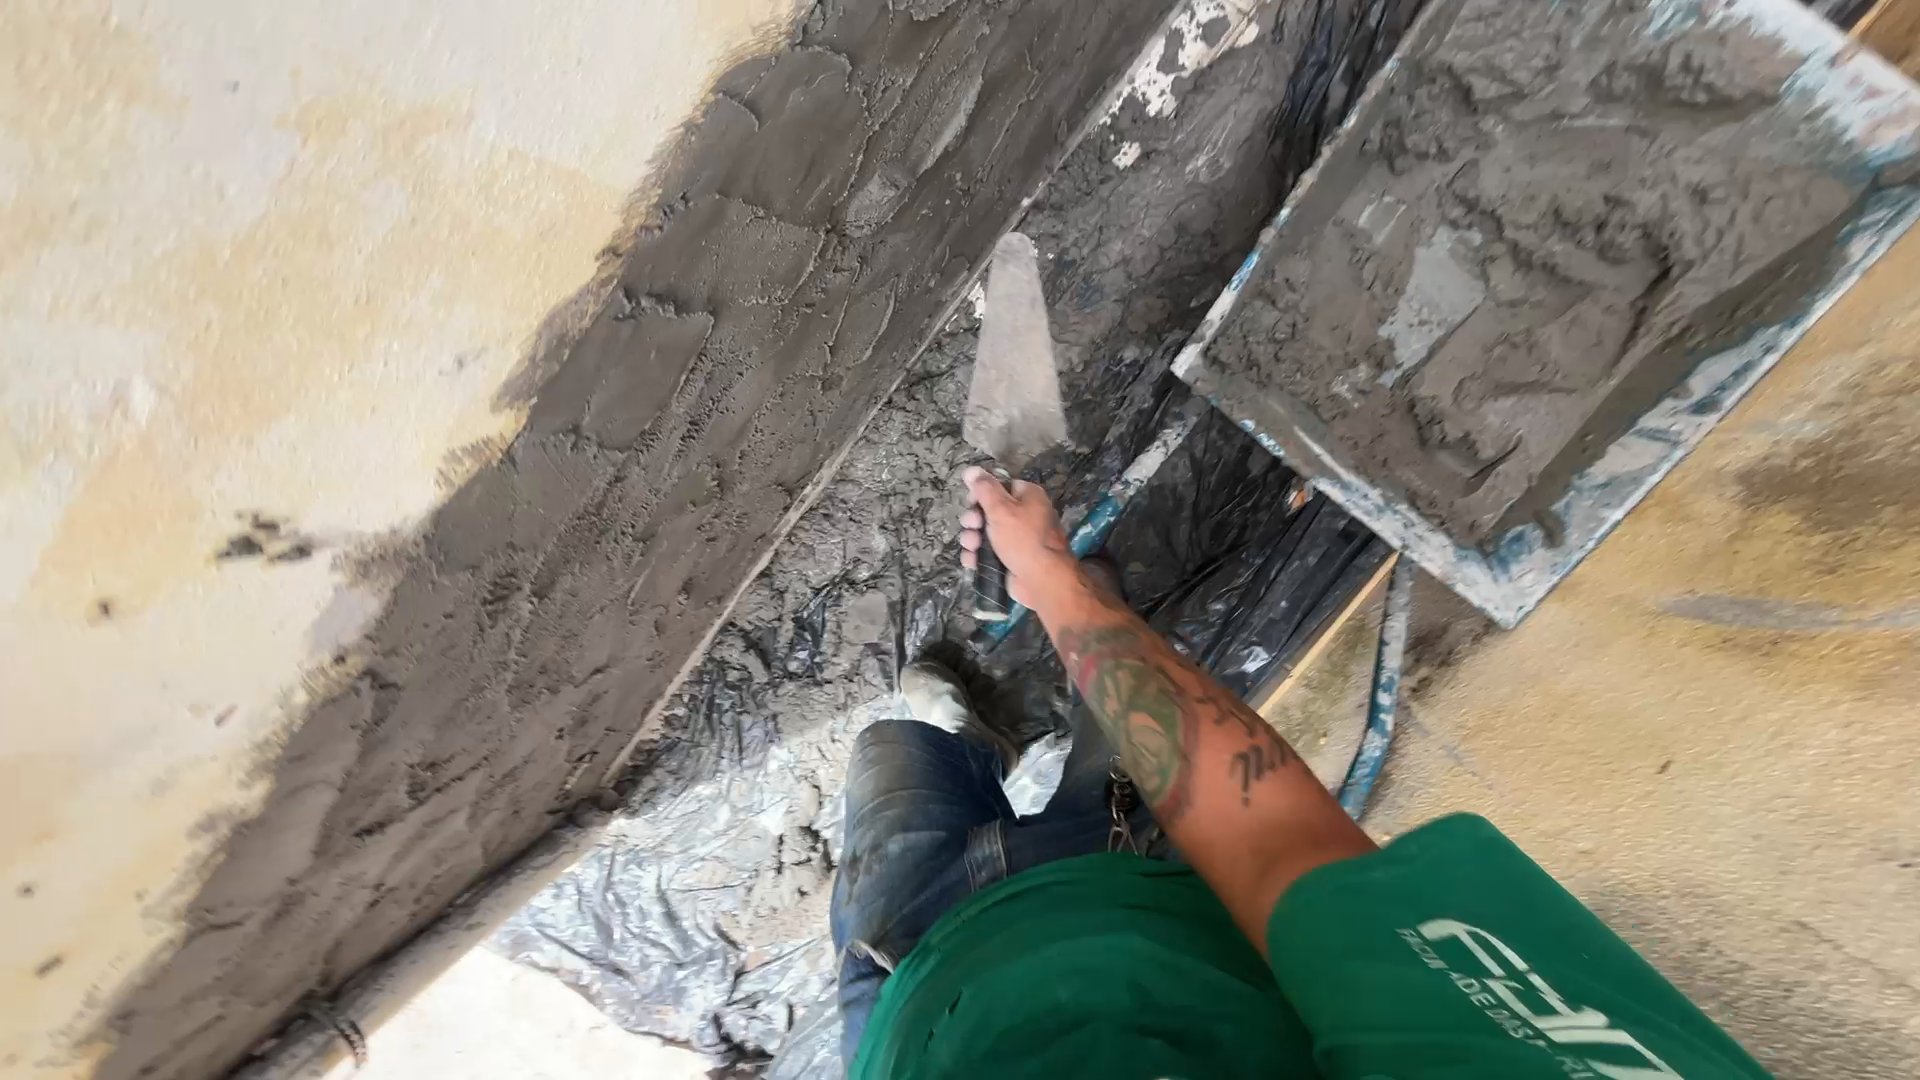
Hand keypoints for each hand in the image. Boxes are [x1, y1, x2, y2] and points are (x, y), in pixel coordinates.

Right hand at [959, 466, 1078, 611]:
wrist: (1042, 580)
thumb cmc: (1023, 539)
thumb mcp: (1001, 509)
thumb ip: (984, 489)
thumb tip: (971, 469)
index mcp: (1028, 497)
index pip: (1000, 486)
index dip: (982, 493)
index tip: (971, 501)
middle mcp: (1025, 515)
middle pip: (989, 510)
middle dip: (974, 519)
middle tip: (971, 526)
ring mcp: (1017, 539)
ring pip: (985, 533)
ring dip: (972, 539)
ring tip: (972, 546)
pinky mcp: (1010, 559)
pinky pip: (988, 552)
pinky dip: (978, 556)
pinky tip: (972, 560)